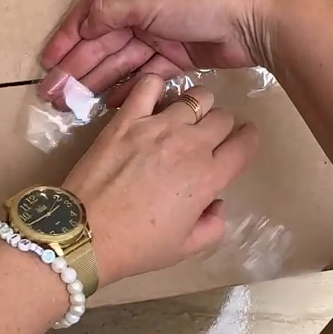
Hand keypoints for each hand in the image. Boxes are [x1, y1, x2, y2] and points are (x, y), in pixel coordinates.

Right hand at [39, 0, 302, 108]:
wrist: (256, 18)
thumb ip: (111, 12)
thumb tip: (82, 25)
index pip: (91, 12)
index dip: (67, 37)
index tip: (47, 62)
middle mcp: (144, 7)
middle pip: (102, 40)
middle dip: (76, 66)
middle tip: (52, 94)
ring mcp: (160, 33)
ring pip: (120, 60)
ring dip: (95, 81)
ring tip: (71, 104)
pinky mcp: (177, 58)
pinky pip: (144, 75)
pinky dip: (127, 88)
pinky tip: (107, 104)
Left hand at [61, 75, 258, 284]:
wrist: (85, 233)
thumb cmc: (136, 246)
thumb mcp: (185, 248)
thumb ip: (213, 226)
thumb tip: (215, 204)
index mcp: (209, 177)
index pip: (245, 143)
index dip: (247, 140)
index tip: (241, 142)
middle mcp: (190, 145)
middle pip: (222, 117)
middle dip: (221, 126)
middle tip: (207, 137)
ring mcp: (157, 127)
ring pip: (195, 97)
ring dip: (196, 106)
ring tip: (183, 117)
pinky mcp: (126, 119)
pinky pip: (150, 85)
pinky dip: (156, 87)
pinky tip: (154, 100)